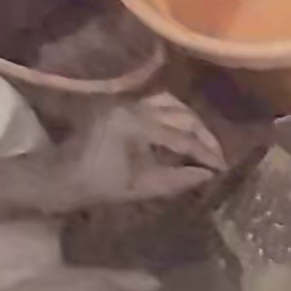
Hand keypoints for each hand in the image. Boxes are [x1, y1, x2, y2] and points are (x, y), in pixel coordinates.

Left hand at [43, 100, 223, 210]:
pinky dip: (178, 116)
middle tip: (219, 159)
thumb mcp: (149, 187)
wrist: (66, 174)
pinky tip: (186, 133)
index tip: (224, 170)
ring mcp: (124, 104)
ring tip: (205, 144)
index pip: (184, 139)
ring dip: (194, 124)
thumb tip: (210, 174)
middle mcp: (130, 108)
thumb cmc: (106, 184)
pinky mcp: (122, 106)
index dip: (208, 156)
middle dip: (206, 138)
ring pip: (173, 104)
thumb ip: (182, 178)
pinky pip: (159, 103)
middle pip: (183, 116)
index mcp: (134, 127)